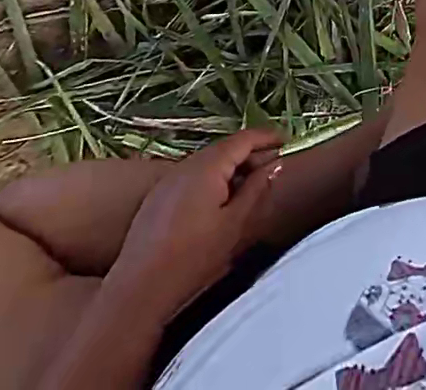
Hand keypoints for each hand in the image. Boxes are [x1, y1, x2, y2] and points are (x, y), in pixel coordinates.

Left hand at [106, 129, 283, 317]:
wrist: (138, 288)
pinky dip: (212, 178)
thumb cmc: (192, 257)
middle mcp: (187, 164)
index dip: (267, 137)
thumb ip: (256, 190)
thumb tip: (275, 164)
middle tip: (273, 168)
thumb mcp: (233, 225)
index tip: (287, 141)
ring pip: (208, 162)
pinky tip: (219, 202)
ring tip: (250, 186)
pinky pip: (192, 175)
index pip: (244, 139)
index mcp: (208, 166)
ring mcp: (169, 178)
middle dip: (251, 154)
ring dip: (231, 167)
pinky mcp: (158, 195)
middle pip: (225, 148)